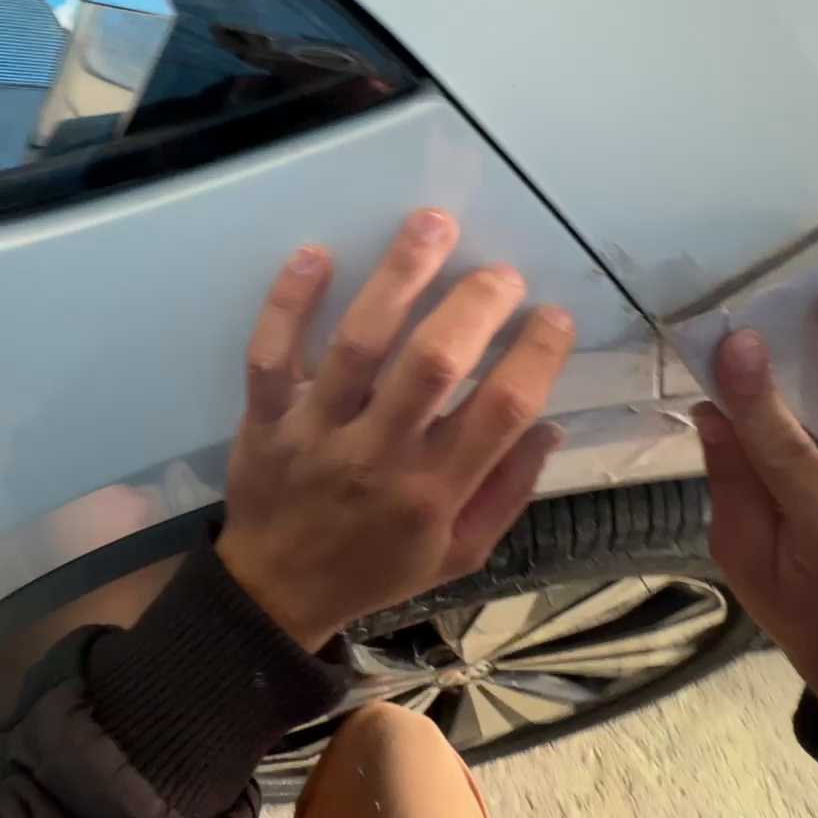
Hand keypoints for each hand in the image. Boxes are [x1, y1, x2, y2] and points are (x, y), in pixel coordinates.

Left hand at [216, 209, 576, 650]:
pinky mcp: (265, 417)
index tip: (552, 316)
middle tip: (499, 272)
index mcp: (433, 494)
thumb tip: (549, 422)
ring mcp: (315, 432)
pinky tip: (315, 253)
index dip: (535, 356)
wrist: (276, 592)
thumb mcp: (459, 554)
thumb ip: (508, 492)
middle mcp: (376, 455)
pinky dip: (288, 304)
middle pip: (431, 363)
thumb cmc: (376, 568)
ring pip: (358, 345)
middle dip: (474, 305)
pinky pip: (270, 355)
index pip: (499, 411)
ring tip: (432, 224)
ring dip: (397, 277)